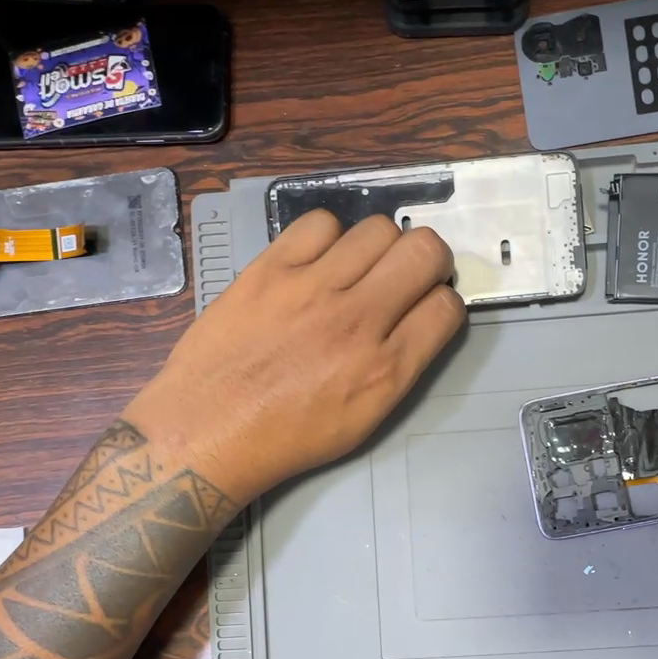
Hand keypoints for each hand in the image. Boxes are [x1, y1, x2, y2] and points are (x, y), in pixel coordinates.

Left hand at [126, 211, 464, 501]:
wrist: (210, 429)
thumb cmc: (288, 436)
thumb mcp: (364, 421)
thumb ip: (399, 368)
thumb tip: (418, 321)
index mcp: (385, 370)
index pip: (446, 308)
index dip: (444, 303)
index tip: (428, 307)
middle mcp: (357, 322)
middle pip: (425, 251)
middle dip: (430, 261)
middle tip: (409, 276)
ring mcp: (312, 289)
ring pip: (379, 229)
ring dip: (381, 247)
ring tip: (359, 269)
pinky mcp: (270, 269)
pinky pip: (320, 223)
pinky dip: (329, 237)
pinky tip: (318, 261)